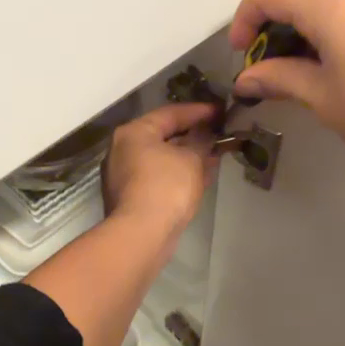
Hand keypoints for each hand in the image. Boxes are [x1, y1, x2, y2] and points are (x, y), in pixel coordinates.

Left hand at [101, 102, 219, 231]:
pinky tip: (200, 178)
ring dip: (188, 158)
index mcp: (134, 132)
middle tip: (219, 135)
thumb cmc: (166, 187)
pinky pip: (158, 178)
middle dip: (193, 136)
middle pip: (163, 136)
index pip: (170, 113)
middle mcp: (122, 150)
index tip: (221, 112)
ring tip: (215, 157)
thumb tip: (206, 134)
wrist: (142, 234)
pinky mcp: (130, 198)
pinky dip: (178, 175)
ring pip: (162, 159)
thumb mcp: (191, 158)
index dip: (199, 111)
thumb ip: (202, 141)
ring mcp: (123, 176)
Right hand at [228, 0, 344, 173]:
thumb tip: (250, 77)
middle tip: (268, 65)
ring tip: (302, 68)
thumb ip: (280, 78)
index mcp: (333, 0)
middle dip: (276, 21)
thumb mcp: (324, 99)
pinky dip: (336, 23)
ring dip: (306, 22)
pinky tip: (339, 62)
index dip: (246, 18)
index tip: (242, 54)